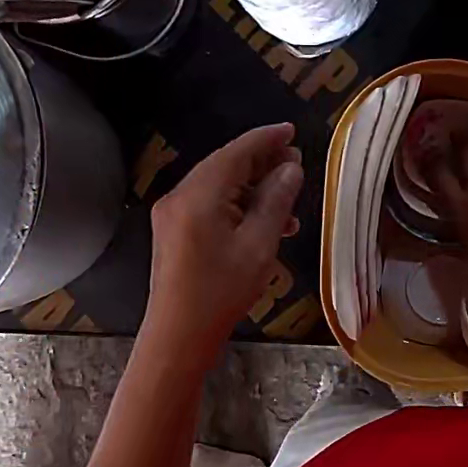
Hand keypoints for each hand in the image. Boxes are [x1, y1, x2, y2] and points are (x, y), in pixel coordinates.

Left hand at [144, 123, 304, 350]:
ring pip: (218, 187)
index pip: (235, 153)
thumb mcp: (258, 245)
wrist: (178, 335)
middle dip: (261, 163)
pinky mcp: (173, 231)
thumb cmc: (221, 292)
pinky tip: (265, 222)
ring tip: (287, 195)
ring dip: (252, 188)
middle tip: (295, 161)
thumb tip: (290, 169)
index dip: (265, 139)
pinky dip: (236, 207)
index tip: (290, 131)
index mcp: (198, 195)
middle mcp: (179, 196)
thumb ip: (275, 200)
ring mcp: (172, 214)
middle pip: (224, 166)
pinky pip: (208, 206)